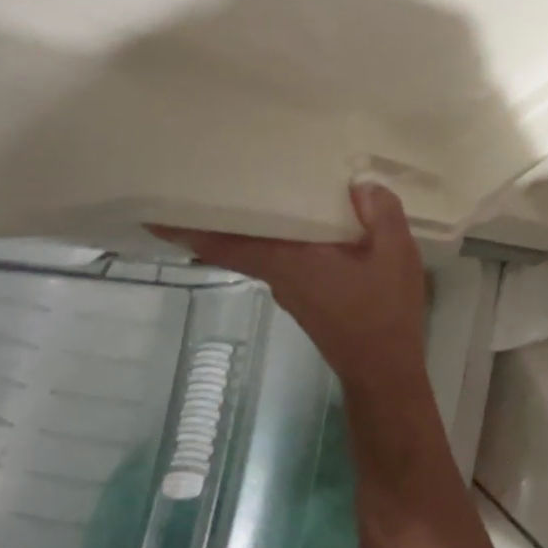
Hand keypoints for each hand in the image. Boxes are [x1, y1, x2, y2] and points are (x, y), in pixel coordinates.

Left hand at [150, 183, 427, 385]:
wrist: (383, 364)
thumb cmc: (384, 308)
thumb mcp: (395, 253)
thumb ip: (380, 214)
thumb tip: (360, 182)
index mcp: (288, 262)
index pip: (222, 244)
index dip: (184, 228)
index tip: (152, 208)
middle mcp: (278, 274)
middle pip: (232, 244)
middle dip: (215, 217)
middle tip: (205, 182)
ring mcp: (289, 288)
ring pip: (255, 251)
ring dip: (246, 227)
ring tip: (254, 191)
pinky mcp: (305, 296)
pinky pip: (278, 258)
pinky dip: (274, 238)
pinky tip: (301, 223)